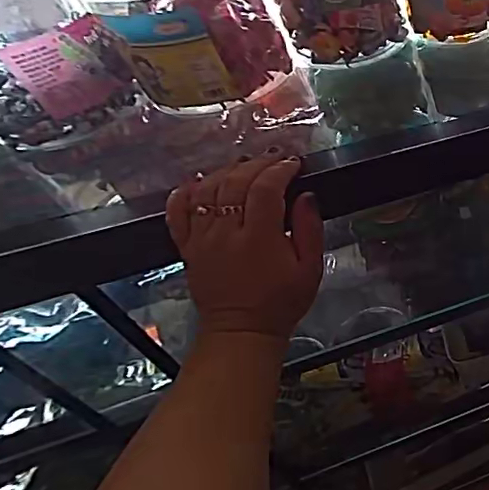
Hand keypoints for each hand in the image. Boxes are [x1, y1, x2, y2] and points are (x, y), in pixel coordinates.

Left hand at [166, 157, 324, 340]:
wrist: (242, 330)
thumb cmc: (283, 301)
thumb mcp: (311, 268)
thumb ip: (310, 229)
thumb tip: (306, 195)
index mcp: (259, 239)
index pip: (264, 189)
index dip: (279, 170)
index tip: (294, 164)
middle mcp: (225, 234)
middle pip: (234, 183)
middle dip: (257, 164)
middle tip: (275, 159)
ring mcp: (201, 239)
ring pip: (207, 191)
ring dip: (226, 171)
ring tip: (245, 164)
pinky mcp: (187, 247)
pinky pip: (178, 212)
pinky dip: (186, 191)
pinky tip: (200, 181)